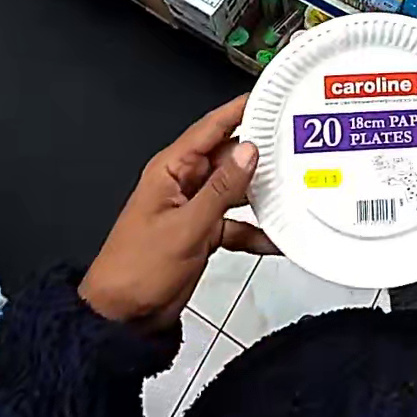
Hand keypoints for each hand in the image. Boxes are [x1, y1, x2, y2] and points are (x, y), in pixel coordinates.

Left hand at [79, 95, 277, 328]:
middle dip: (260, 153)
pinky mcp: (204, 230)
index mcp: (171, 170)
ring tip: (291, 189)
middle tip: (293, 145)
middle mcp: (185, 183)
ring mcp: (196, 206)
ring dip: (261, 193)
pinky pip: (237, 221)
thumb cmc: (136, 270)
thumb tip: (249, 152)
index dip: (239, 110)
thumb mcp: (186, 226)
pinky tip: (275, 237)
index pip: (211, 128)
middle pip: (230, 157)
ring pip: (237, 188)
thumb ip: (222, 188)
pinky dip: (255, 229)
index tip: (267, 97)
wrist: (123, 319)